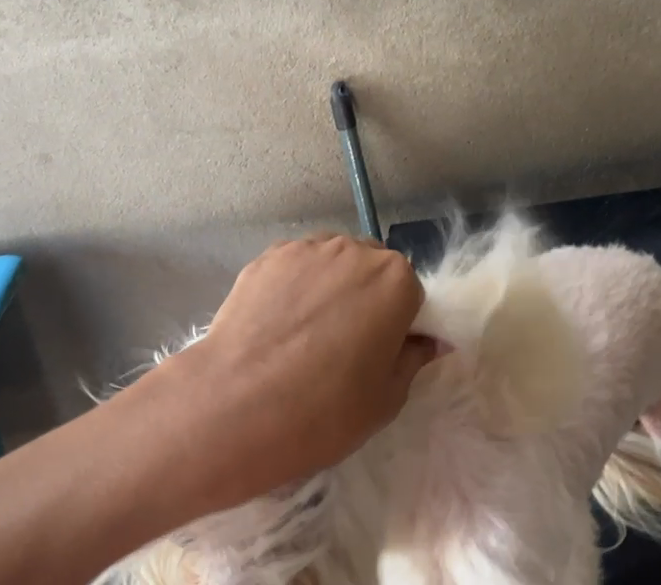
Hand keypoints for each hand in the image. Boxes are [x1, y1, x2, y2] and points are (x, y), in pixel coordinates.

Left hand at [152, 235, 436, 507]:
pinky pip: (293, 268)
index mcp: (396, 281)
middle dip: (364, 299)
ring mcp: (306, 249)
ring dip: (328, 288)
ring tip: (302, 336)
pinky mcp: (265, 257)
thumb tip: (426, 341)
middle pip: (371, 270)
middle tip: (342, 347)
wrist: (234, 405)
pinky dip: (291, 289)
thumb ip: (412, 360)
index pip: (411, 296)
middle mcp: (355, 251)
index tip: (379, 355)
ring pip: (330, 264)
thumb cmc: (323, 410)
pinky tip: (275, 327)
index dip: (397, 326)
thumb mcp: (385, 401)